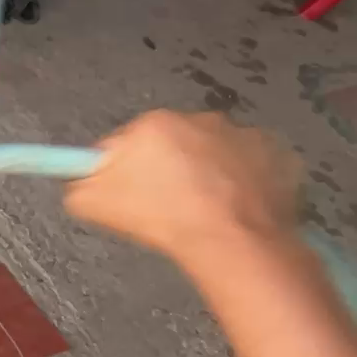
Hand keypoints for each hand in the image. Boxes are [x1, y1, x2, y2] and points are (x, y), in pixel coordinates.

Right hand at [65, 110, 303, 272]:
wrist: (230, 238)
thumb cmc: (156, 215)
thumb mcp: (85, 202)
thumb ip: (76, 180)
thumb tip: (85, 176)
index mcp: (152, 124)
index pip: (118, 143)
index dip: (113, 169)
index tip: (118, 191)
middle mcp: (200, 118)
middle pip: (165, 143)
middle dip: (157, 166)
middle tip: (154, 200)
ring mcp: (246, 133)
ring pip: (206, 152)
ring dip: (197, 171)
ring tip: (193, 205)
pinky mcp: (280, 153)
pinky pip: (244, 163)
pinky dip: (234, 179)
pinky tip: (224, 204)